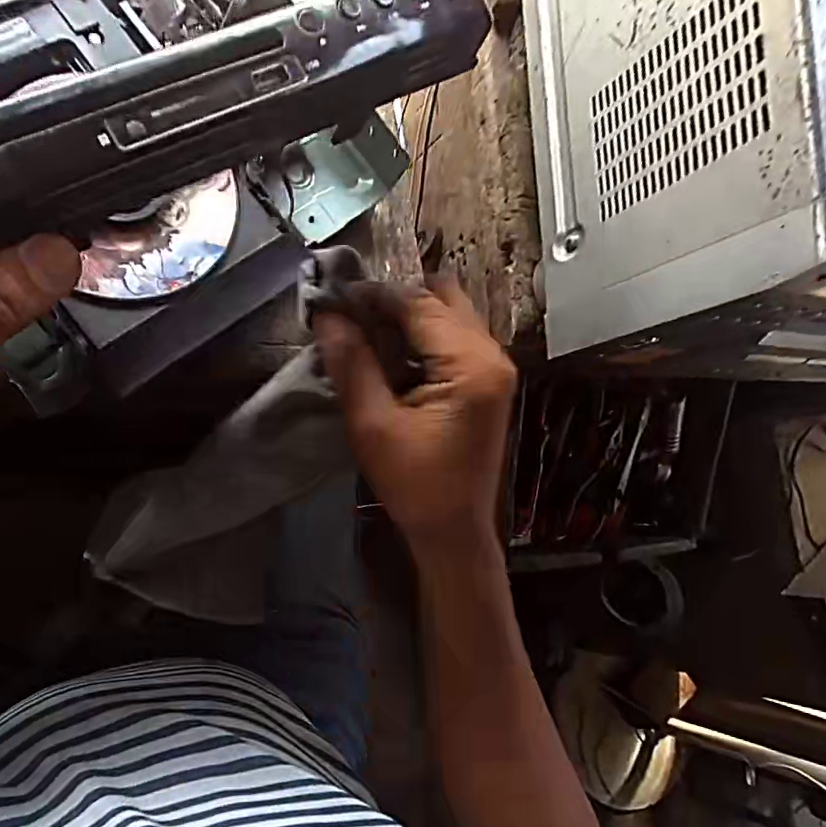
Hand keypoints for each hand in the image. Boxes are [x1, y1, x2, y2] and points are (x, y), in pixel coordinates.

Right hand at [314, 275, 516, 553]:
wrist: (454, 531)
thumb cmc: (415, 486)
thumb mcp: (372, 425)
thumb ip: (352, 364)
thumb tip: (329, 316)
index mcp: (471, 365)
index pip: (420, 304)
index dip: (375, 295)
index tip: (335, 295)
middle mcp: (492, 356)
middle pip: (443, 298)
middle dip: (396, 300)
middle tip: (353, 316)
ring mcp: (496, 369)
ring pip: (451, 314)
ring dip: (410, 317)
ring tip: (367, 334)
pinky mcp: (489, 383)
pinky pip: (455, 339)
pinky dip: (423, 337)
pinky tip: (393, 356)